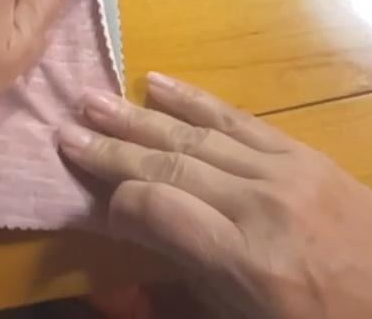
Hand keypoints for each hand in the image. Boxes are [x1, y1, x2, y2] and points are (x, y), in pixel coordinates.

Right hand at [59, 74, 371, 318]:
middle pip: (169, 165)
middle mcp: (263, 208)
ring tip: (92, 98)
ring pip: (195, 135)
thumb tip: (138, 253)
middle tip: (64, 128)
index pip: (159, 211)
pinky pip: (238, 119)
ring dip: (138, 116)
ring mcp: (287, 174)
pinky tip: (157, 83)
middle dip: (111, 148)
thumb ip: (195, 287)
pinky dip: (192, 100)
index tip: (90, 199)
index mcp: (253, 265)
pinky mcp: (307, 157)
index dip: (116, 203)